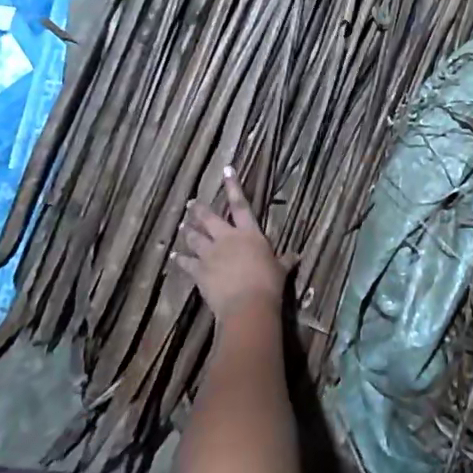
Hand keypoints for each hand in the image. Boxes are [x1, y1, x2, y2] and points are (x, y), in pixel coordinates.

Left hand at [174, 166, 285, 323]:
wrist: (248, 304)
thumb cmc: (268, 283)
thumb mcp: (280, 270)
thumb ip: (285, 261)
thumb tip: (297, 256)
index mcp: (249, 233)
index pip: (240, 204)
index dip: (233, 186)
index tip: (226, 169)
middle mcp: (227, 238)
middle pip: (209, 218)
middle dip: (199, 210)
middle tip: (191, 203)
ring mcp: (210, 254)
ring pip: (195, 237)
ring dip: (188, 231)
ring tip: (182, 226)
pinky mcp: (199, 271)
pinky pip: (187, 263)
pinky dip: (180, 259)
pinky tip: (175, 256)